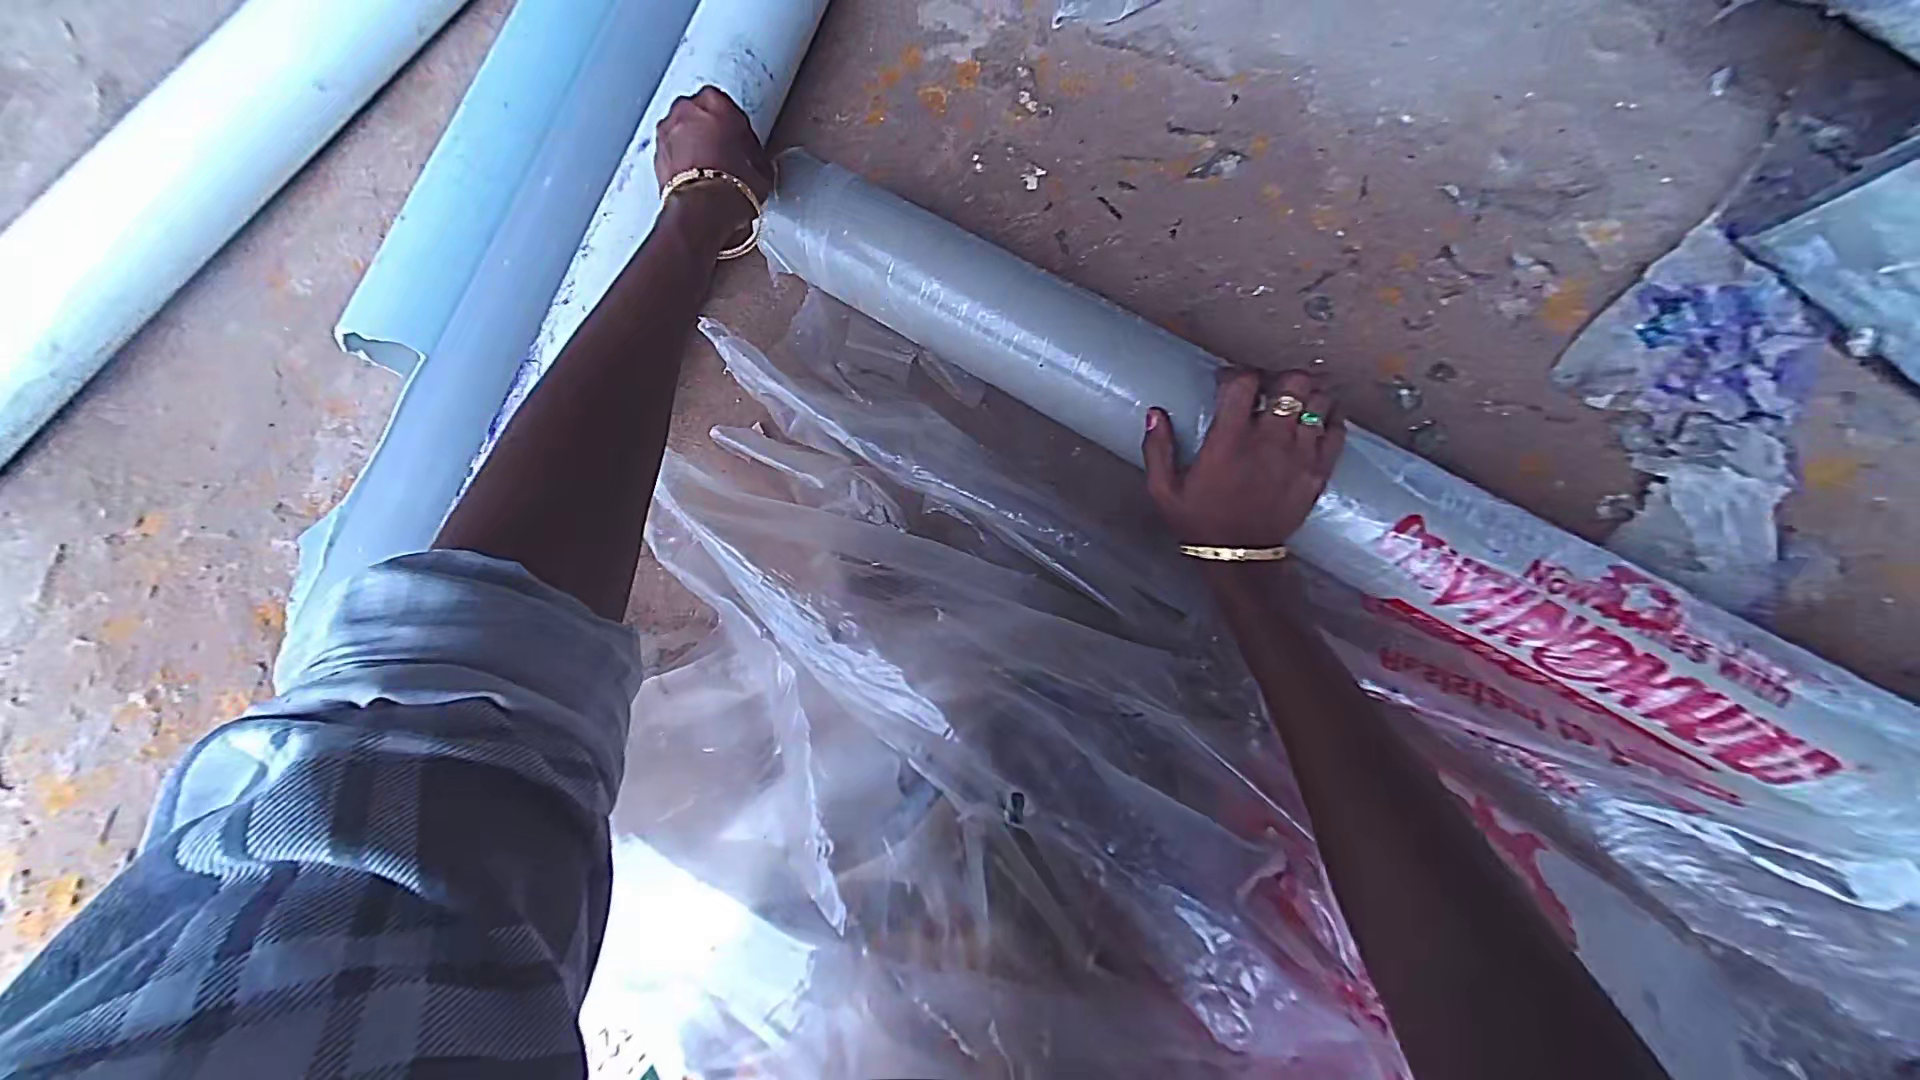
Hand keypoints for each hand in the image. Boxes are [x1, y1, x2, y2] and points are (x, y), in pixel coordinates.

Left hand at [654, 87, 776, 231]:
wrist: (705, 210)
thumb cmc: (731, 186)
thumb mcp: (761, 170)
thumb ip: (753, 155)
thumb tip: (753, 162)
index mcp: (716, 102)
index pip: (730, 109)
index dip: (738, 132)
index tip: (743, 147)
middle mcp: (687, 109)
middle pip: (701, 117)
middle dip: (711, 134)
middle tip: (726, 159)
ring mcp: (668, 129)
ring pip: (684, 133)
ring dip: (694, 148)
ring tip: (711, 174)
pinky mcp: (656, 154)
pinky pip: (672, 154)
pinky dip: (682, 164)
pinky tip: (698, 183)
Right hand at [1142, 369, 1344, 548]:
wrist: (1239, 556)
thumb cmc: (1199, 519)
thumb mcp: (1164, 489)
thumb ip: (1157, 449)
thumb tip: (1155, 414)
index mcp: (1229, 441)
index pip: (1245, 382)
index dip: (1236, 373)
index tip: (1227, 382)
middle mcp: (1269, 441)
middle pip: (1293, 383)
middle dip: (1279, 378)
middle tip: (1266, 389)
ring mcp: (1300, 455)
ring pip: (1319, 400)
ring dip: (1306, 394)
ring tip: (1291, 403)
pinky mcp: (1318, 470)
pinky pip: (1337, 429)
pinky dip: (1328, 417)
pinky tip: (1312, 421)